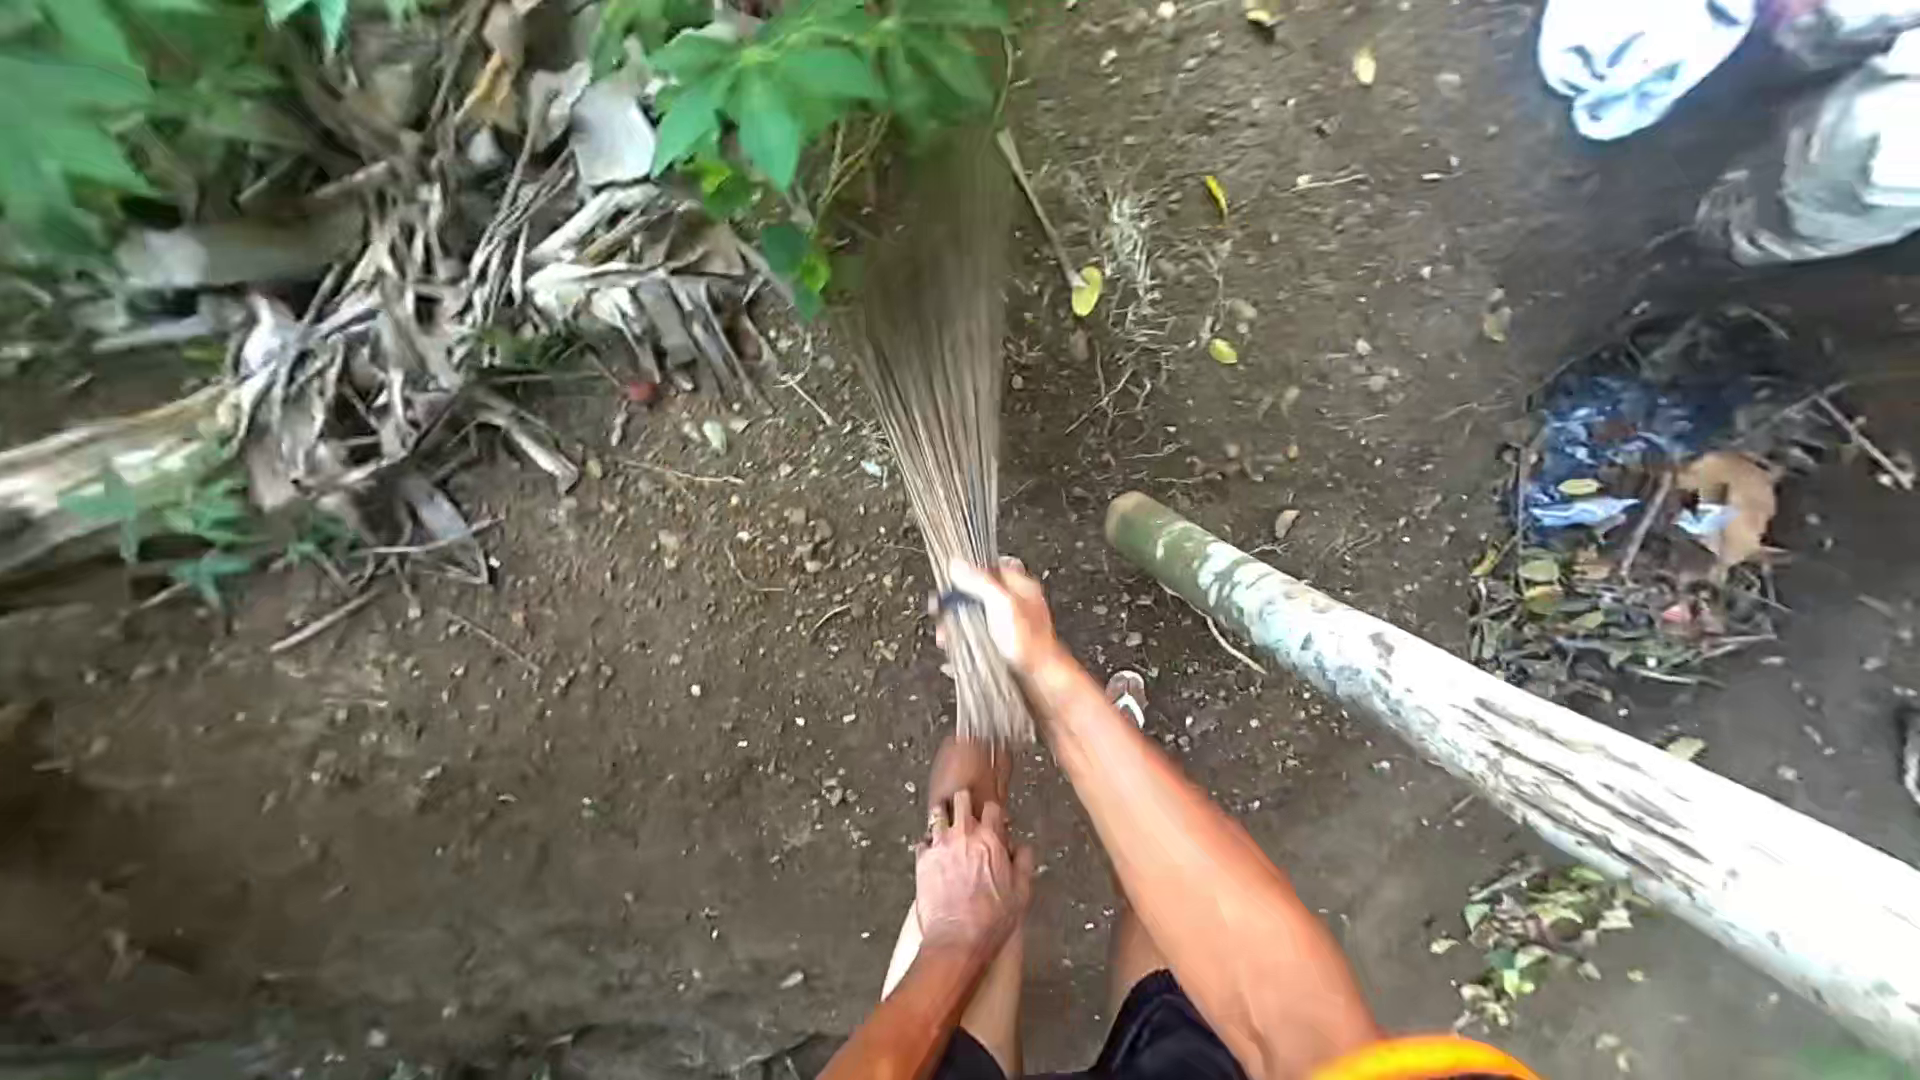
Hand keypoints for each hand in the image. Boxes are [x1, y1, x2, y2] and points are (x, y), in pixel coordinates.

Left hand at [915, 789, 1033, 955]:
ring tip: (945, 828)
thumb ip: (1024, 863)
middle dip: (964, 802)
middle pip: (961, 798)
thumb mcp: (1021, 893)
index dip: (992, 812)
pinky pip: (923, 840)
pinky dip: (928, 844)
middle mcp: (963, 834)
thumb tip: (1022, 847)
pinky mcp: (922, 858)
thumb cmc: (992, 921)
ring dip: (942, 817)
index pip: (991, 807)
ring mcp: (940, 844)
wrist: (956, 942)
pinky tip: (933, 855)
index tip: (992, 821)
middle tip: (966, 815)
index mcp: (990, 839)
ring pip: (937, 812)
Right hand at [946, 557, 1060, 672]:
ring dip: (956, 628)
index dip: (972, 571)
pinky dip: (963, 647)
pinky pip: (977, 644)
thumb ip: (978, 581)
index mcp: (1020, 588)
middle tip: (942, 612)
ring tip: (944, 637)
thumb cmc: (1030, 643)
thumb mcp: (1001, 603)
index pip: (994, 567)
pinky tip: (954, 652)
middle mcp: (1015, 606)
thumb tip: (957, 565)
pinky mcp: (1003, 650)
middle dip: (957, 605)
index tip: (953, 580)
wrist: (1040, 681)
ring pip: (976, 621)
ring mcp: (1009, 629)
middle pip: (980, 595)